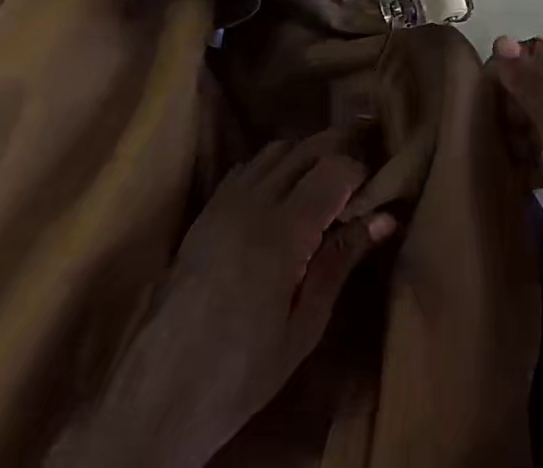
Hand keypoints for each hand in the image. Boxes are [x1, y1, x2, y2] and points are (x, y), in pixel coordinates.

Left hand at [56, 130, 396, 467]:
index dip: (360, 172)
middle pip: (305, 148)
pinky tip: (283, 196)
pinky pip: (246, 169)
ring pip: (275, 151)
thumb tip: (385, 218)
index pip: (334, 168)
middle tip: (360, 178)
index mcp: (283, 231)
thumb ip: (341, 260)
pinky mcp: (205, 215)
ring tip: (325, 186)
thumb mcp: (305, 324)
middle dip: (340, 150)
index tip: (373, 197)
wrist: (158, 395)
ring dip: (306, 156)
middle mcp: (253, 204)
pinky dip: (274, 167)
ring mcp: (224, 205)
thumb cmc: (242, 370)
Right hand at [487, 37, 542, 289]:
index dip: (510, 61)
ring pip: (524, 126)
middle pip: (526, 90)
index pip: (537, 54)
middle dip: (501, 100)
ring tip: (473, 144)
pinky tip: (489, 169)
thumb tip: (501, 40)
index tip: (481, 83)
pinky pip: (527, 160)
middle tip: (473, 120)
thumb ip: (531, 84)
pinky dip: (511, 162)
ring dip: (503, 132)